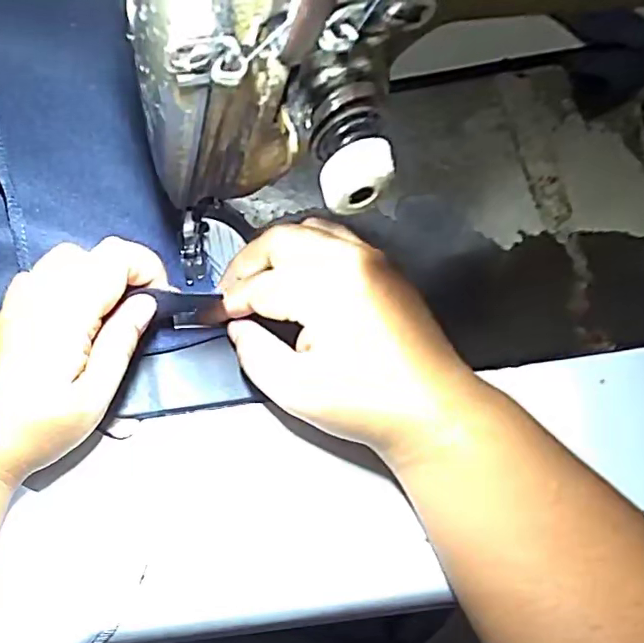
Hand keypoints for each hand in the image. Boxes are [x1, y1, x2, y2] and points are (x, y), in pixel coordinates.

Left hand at [0, 239, 163, 486]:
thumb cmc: (31, 430)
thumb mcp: (92, 397)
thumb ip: (121, 343)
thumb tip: (144, 307)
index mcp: (64, 308)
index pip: (116, 255)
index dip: (148, 270)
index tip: (159, 302)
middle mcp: (37, 291)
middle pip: (93, 254)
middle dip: (124, 276)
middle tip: (137, 319)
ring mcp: (16, 298)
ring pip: (68, 262)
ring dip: (96, 282)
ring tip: (107, 327)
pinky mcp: (6, 311)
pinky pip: (45, 280)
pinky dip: (71, 290)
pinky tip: (75, 332)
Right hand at [220, 219, 489, 464]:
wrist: (430, 410)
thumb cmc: (374, 403)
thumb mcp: (294, 389)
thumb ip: (254, 354)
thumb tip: (240, 331)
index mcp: (327, 285)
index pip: (260, 283)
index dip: (229, 302)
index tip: (213, 316)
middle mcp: (351, 260)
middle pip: (279, 241)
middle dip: (244, 266)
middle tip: (226, 295)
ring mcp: (372, 261)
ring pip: (307, 232)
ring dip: (273, 254)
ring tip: (255, 285)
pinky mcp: (383, 271)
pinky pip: (334, 241)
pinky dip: (304, 253)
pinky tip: (293, 282)